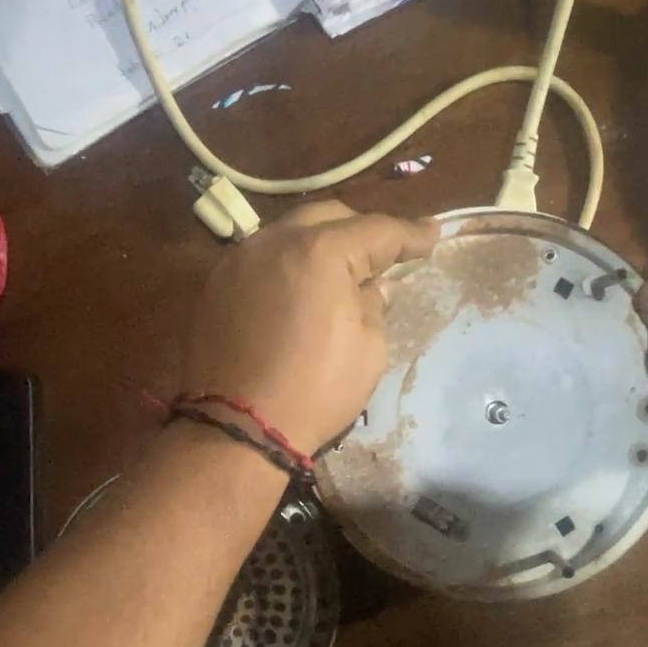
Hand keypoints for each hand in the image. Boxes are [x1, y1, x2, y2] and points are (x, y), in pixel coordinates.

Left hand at [182, 201, 439, 454]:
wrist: (238, 428)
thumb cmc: (315, 391)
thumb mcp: (368, 351)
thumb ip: (374, 307)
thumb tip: (374, 288)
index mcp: (320, 252)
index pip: (376, 231)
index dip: (409, 234)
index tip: (431, 236)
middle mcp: (275, 241)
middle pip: (328, 218)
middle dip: (361, 232)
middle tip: (385, 254)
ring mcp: (239, 260)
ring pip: (289, 234)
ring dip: (320, 245)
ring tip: (342, 271)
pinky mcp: (216, 285)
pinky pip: (262, 260)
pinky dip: (289, 266)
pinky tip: (300, 289)